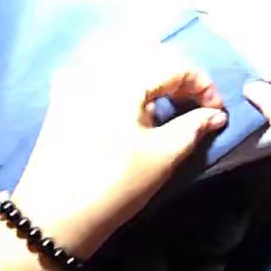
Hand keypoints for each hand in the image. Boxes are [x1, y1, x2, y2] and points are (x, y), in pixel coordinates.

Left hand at [8, 48, 227, 258]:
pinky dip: (127, 78)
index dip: (204, 85)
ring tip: (168, 105)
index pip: (177, 64)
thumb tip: (216, 115)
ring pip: (125, 57)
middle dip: (180, 76)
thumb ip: (194, 127)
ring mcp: (75, 78)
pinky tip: (135, 104)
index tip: (217, 112)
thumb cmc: (114, 185)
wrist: (54, 217)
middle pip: (151, 53)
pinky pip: (102, 70)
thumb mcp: (163, 156)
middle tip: (195, 107)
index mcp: (124, 77)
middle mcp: (97, 66)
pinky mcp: (63, 95)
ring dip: (154, 74)